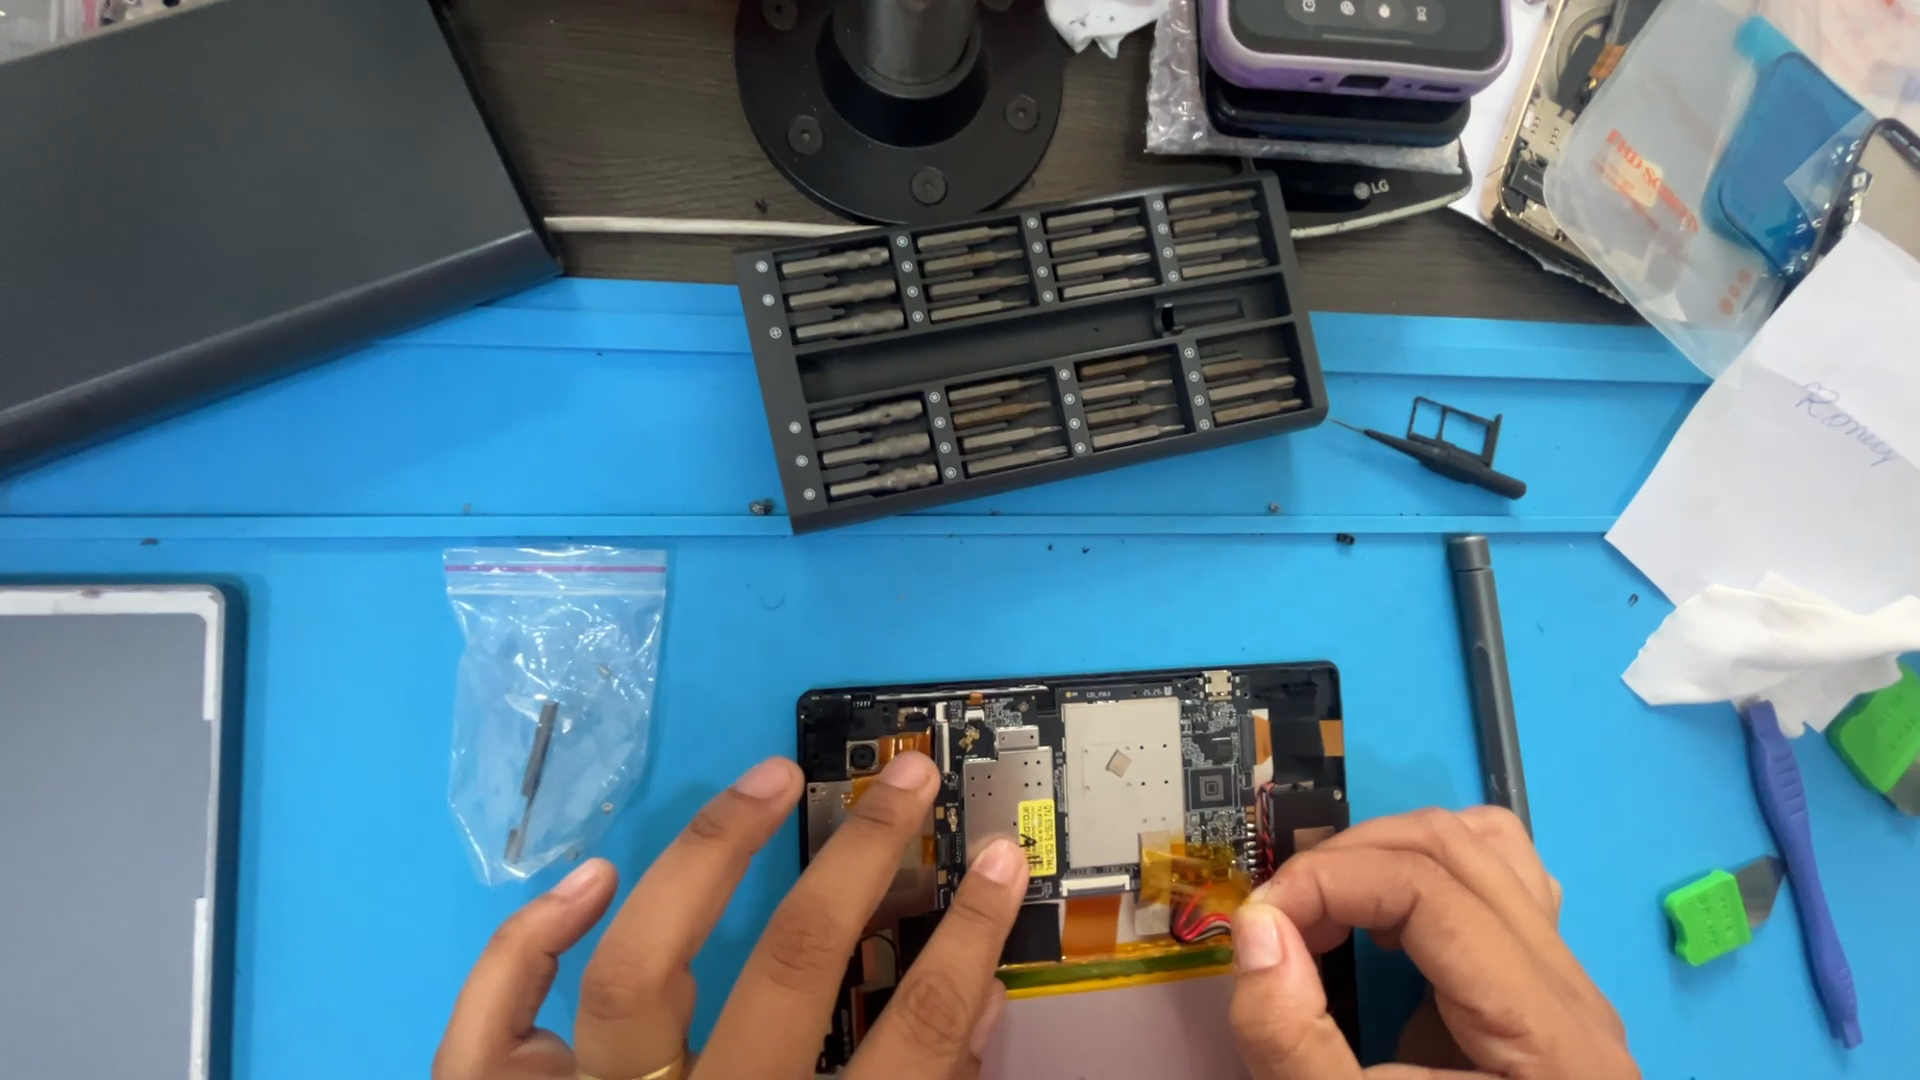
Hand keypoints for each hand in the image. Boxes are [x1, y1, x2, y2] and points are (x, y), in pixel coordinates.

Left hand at [433, 751, 1026, 1079]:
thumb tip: (980, 996)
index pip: (916, 1043)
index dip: (970, 938)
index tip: (1003, 856)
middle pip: (789, 967)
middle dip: (862, 854)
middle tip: (907, 777)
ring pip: (637, 965)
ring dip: (714, 848)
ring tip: (773, 775)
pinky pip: (491, 1025)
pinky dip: (529, 942)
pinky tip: (594, 872)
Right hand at [1228, 806, 1638, 1079]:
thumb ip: (1290, 1038)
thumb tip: (1256, 923)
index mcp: (1553, 1040)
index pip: (1426, 888)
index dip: (1326, 881)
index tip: (1259, 922)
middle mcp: (1578, 996)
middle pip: (1453, 846)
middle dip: (1346, 860)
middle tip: (1286, 917)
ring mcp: (1569, 988)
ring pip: (1483, 846)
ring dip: (1385, 854)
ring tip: (1331, 909)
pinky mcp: (1543, 990)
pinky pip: (1499, 879)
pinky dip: (1428, 869)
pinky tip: (1387, 915)